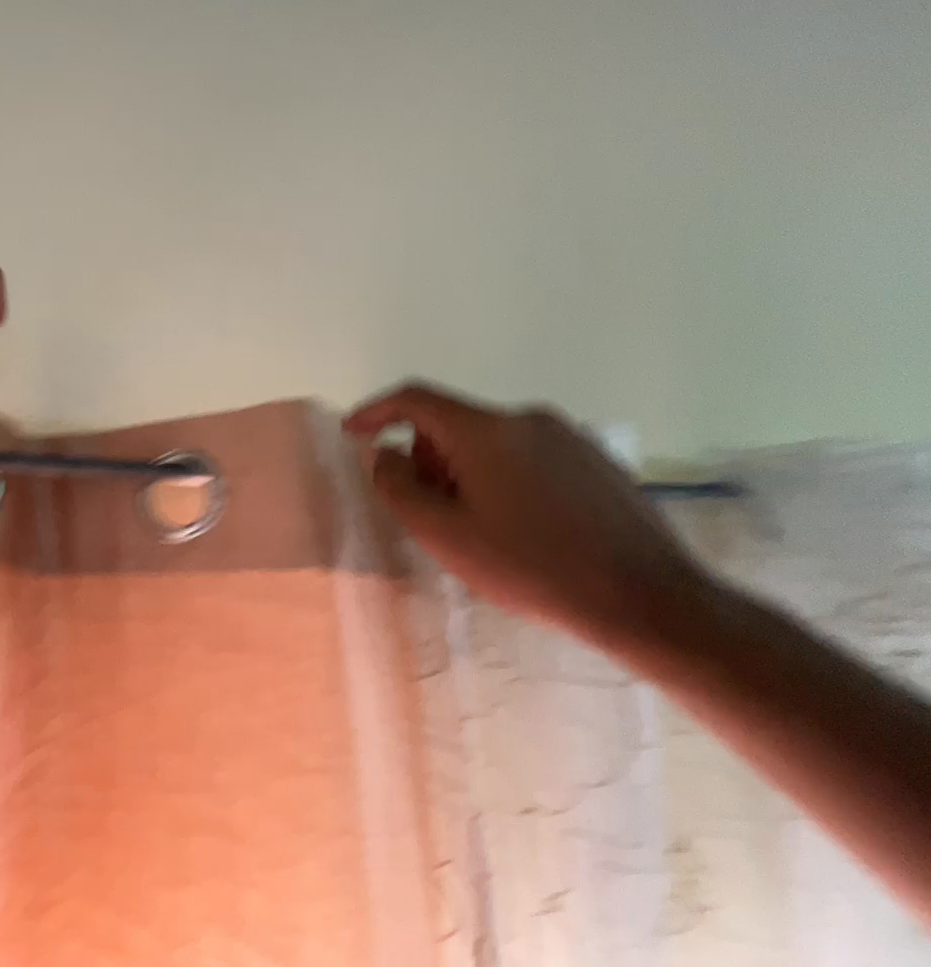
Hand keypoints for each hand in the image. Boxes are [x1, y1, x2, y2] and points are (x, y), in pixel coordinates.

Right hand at [345, 382, 708, 640]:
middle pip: (453, 424)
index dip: (375, 411)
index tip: (352, 433)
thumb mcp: (444, 534)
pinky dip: (504, 479)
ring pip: (491, 442)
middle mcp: (528, 420)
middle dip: (426, 458)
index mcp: (486, 431)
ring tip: (477, 528)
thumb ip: (398, 487)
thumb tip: (382, 454)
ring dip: (465, 472)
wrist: (647, 599)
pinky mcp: (597, 460)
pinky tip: (521, 528)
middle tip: (427, 511)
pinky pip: (528, 456)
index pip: (414, 400)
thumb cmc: (531, 567)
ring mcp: (570, 437)